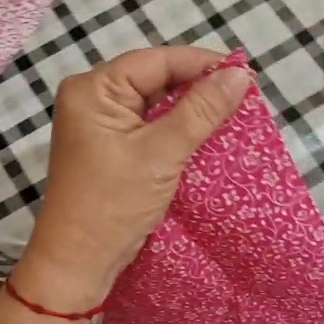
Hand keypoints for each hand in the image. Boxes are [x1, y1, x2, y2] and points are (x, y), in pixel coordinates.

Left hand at [12, 47, 254, 311]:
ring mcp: (97, 124)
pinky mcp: (106, 147)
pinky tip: (204, 132)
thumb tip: (239, 74)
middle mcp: (90, 98)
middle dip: (198, 85)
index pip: (156, 61)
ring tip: (231, 110)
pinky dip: (175, 128)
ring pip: (153, 102)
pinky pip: (147, 125)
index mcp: (92, 89)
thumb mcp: (162, 154)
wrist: (77, 262)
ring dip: (189, 108)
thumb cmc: (112, 205)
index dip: (201, 64)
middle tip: (244, 93)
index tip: (246, 73)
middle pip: (154, 77)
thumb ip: (201, 110)